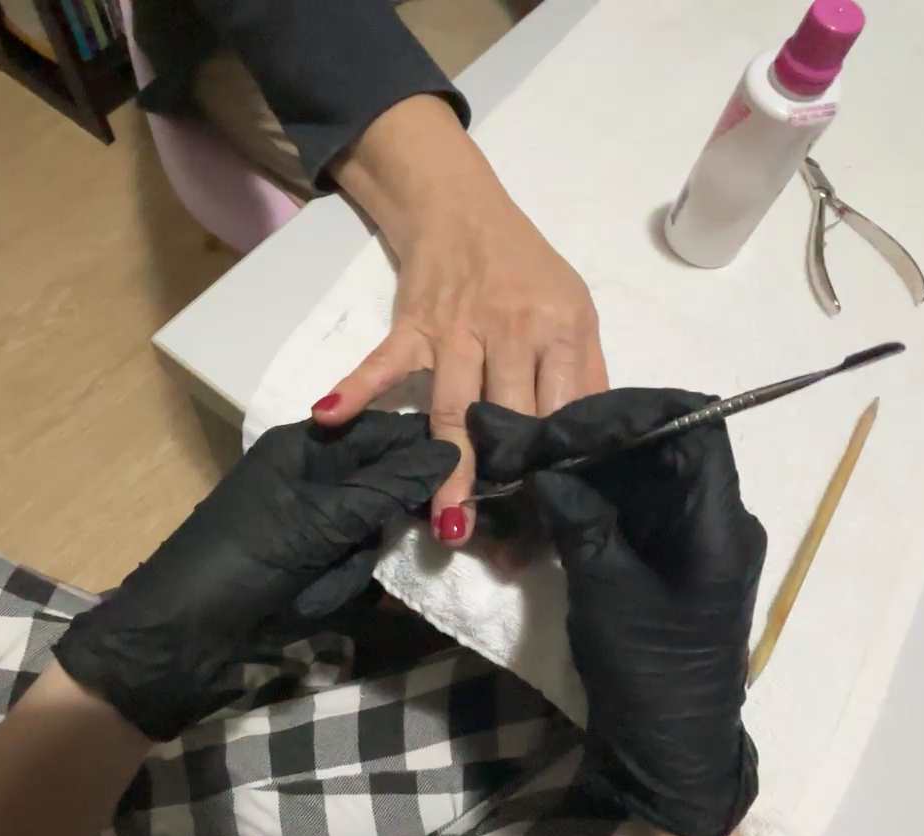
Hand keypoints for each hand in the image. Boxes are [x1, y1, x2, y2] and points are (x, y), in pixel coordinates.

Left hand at [53, 413, 456, 741]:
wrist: (184, 634)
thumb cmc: (244, 559)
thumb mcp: (318, 519)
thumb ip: (384, 488)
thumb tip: (449, 456)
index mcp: (304, 446)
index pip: (380, 430)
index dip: (426, 443)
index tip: (480, 456)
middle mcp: (313, 475)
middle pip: (384, 471)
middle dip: (422, 491)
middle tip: (472, 506)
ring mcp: (317, 520)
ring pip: (381, 512)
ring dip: (407, 527)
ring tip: (453, 532)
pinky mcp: (319, 558)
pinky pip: (365, 550)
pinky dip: (382, 559)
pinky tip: (411, 560)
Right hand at [320, 95, 609, 547]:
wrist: (462, 207)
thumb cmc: (527, 269)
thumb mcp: (575, 309)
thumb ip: (586, 373)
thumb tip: (593, 441)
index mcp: (561, 328)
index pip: (563, 407)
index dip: (556, 462)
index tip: (552, 512)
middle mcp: (512, 329)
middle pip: (509, 415)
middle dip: (505, 478)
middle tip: (502, 540)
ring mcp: (456, 328)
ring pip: (454, 405)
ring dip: (449, 463)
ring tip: (447, 521)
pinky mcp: (412, 323)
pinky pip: (384, 361)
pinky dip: (356, 387)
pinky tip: (330, 415)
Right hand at [469, 390, 765, 835]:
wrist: (668, 750)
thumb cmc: (649, 677)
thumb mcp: (607, 593)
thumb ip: (577, 518)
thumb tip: (540, 462)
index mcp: (719, 526)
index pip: (695, 428)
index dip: (631, 411)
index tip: (564, 423)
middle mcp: (711, 519)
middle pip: (662, 444)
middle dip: (594, 434)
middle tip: (530, 441)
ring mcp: (687, 537)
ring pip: (638, 472)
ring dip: (584, 462)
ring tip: (526, 462)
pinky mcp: (662, 556)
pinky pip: (627, 504)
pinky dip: (585, 492)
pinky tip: (543, 493)